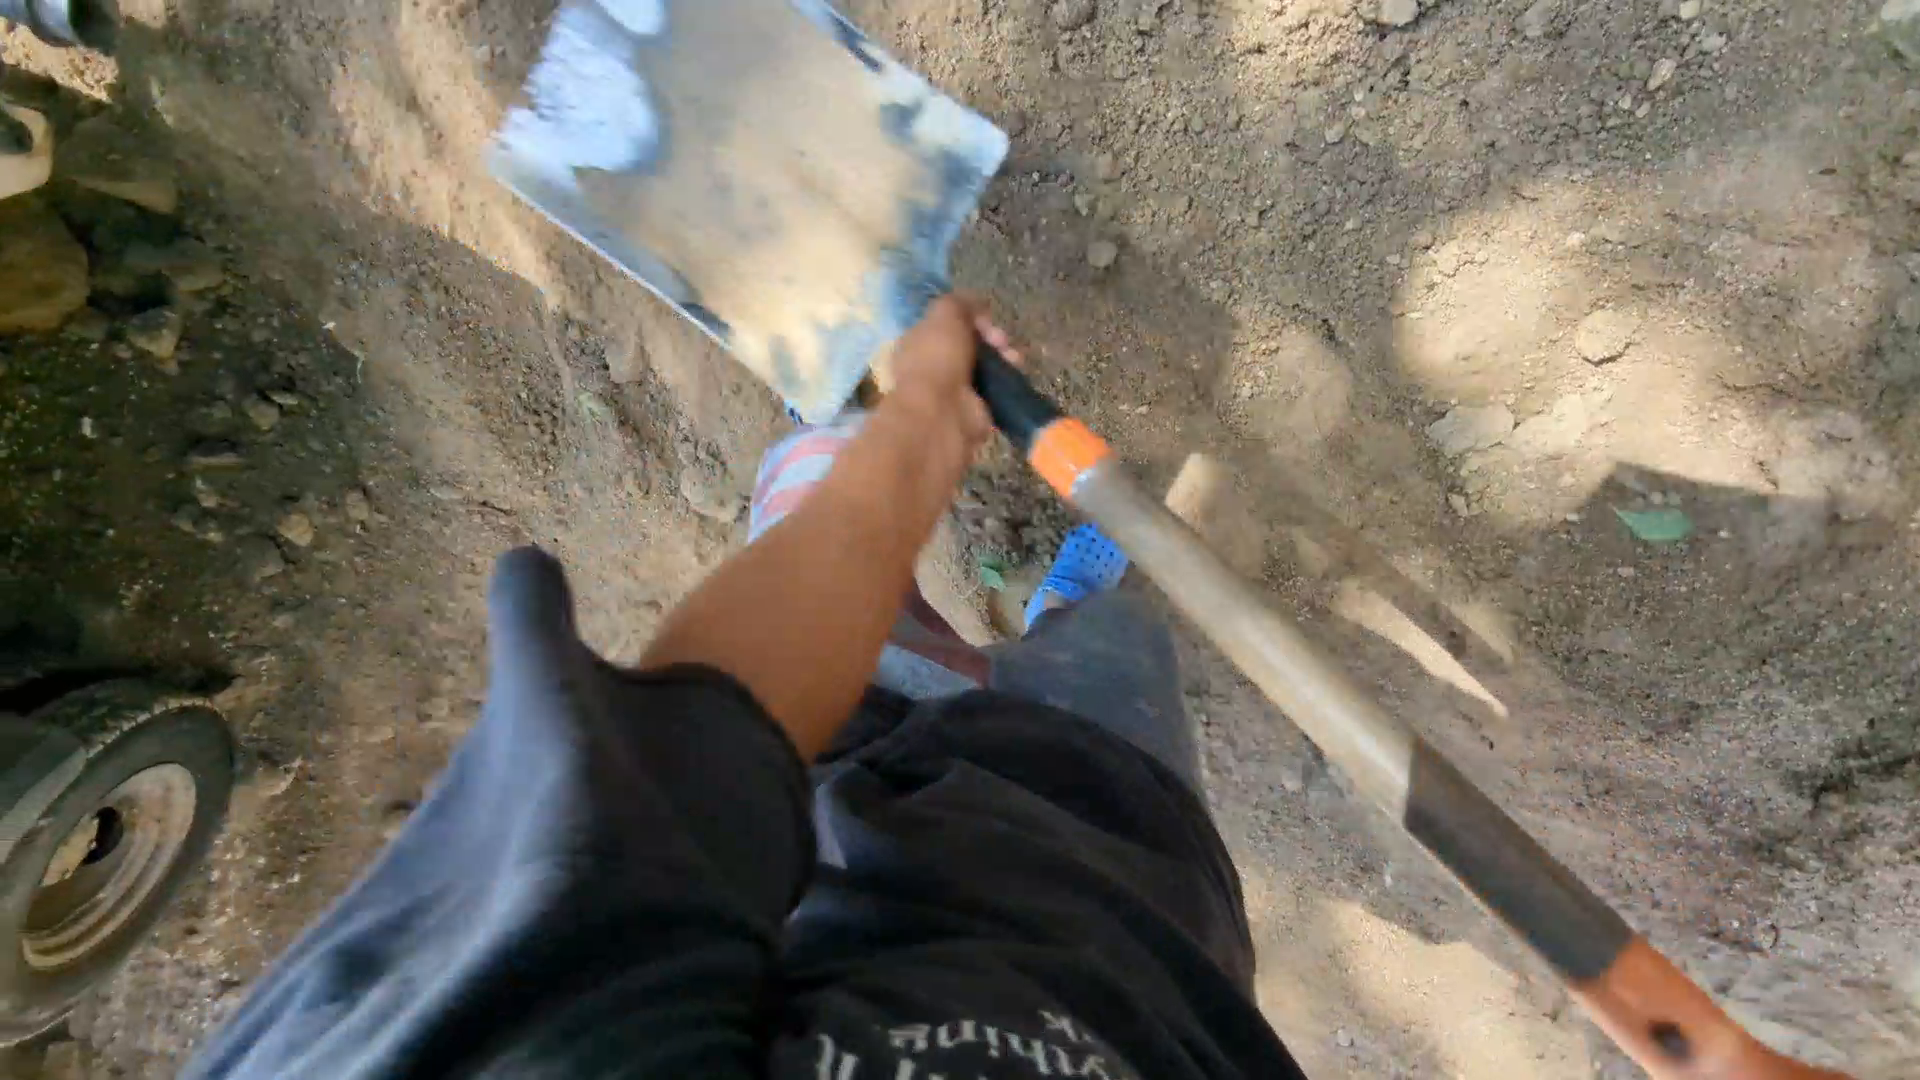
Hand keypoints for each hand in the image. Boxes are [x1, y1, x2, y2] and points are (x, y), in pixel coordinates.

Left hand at [884, 294, 1021, 459]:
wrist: (943, 412)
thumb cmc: (937, 357)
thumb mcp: (945, 313)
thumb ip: (960, 302)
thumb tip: (977, 305)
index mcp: (917, 342)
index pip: (946, 324)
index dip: (969, 316)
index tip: (985, 316)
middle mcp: (933, 365)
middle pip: (970, 343)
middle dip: (991, 336)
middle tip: (1000, 339)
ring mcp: (955, 389)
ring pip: (986, 364)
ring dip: (1004, 356)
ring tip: (1013, 357)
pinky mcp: (975, 408)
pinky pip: (996, 387)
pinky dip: (1009, 378)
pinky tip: (1016, 371)